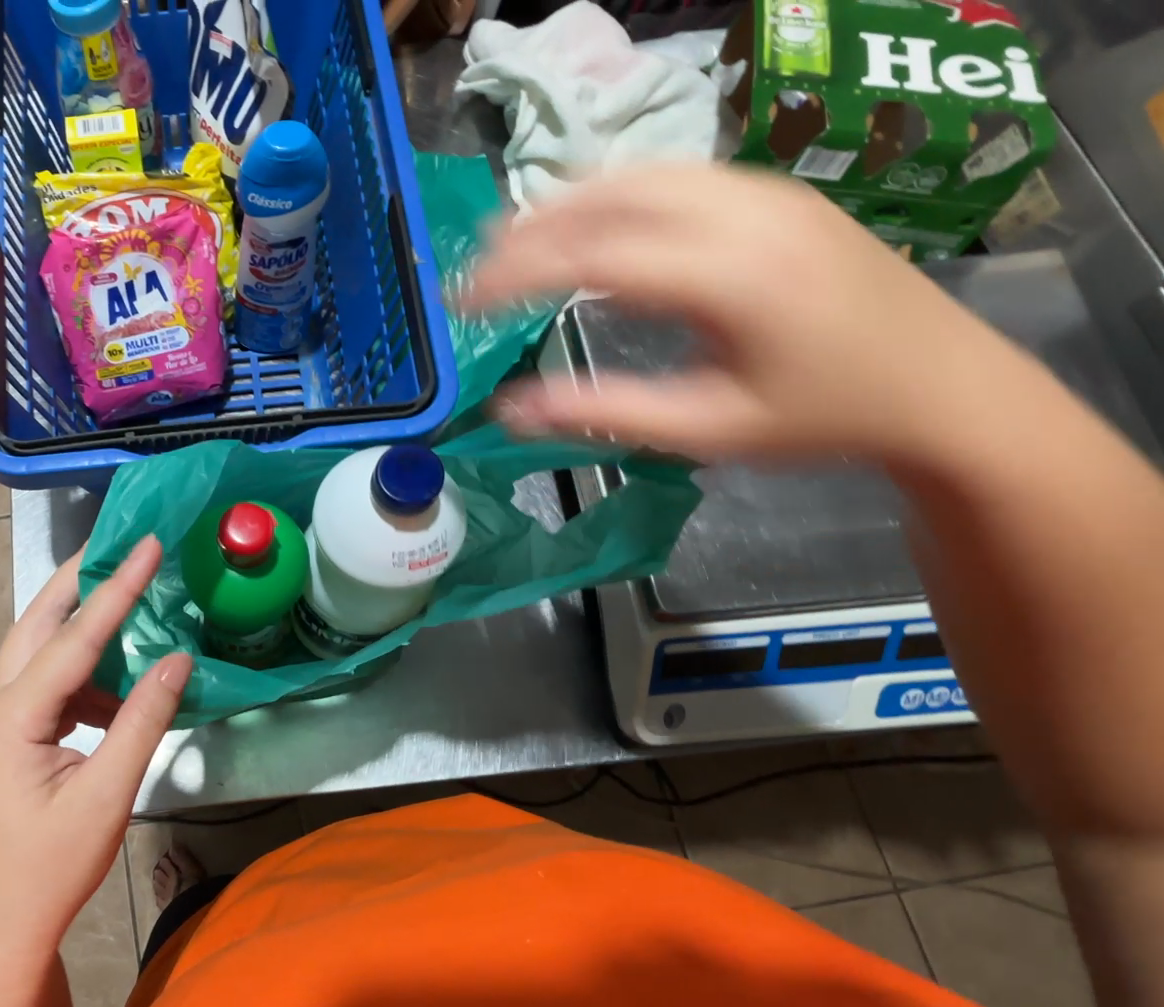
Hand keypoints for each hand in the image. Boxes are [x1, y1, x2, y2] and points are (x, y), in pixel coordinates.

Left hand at [0, 537, 192, 962]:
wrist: (4, 922)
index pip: (74, 636)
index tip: (147, 545)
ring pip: (38, 649)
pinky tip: (116, 685)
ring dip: (83, 627)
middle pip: (38, 622)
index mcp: (12, 715)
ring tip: (130, 606)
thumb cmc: (54, 865)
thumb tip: (179, 659)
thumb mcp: (108, 793)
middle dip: (80, 581)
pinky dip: (82, 671)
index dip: (116, 588)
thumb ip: (143, 720)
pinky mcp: (7, 733)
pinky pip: (46, 682)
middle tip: (122, 545)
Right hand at [458, 164, 1042, 466]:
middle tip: (476, 268)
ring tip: (514, 242)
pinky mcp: (774, 193)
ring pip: (641, 174)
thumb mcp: (705, 431)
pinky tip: (587, 225)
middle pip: (610, 196)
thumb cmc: (820, 420)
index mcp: (731, 278)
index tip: (463, 303)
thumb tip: (507, 409)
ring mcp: (766, 193)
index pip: (593, 255)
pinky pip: (674, 176)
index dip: (515, 273)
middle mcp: (747, 215)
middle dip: (530, 228)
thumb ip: (602, 413)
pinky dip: (612, 195)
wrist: (943, 385)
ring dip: (568, 204)